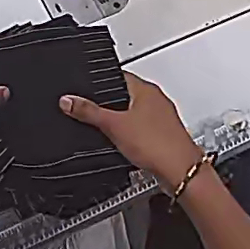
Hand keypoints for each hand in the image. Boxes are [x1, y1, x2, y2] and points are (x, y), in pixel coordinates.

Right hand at [61, 73, 202, 189]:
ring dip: (122, 121)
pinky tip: (125, 145)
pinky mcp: (163, 135)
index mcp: (146, 90)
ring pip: (135, 113)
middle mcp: (157, 100)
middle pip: (126, 95)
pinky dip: (131, 135)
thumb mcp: (113, 125)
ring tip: (110, 129)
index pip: (119, 75)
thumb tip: (68, 101)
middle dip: (109, 103)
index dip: (101, 80)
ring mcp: (162, 118)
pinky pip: (141, 130)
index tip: (88, 85)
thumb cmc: (158, 145)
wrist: (181, 173)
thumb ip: (88, 112)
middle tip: (95, 110)